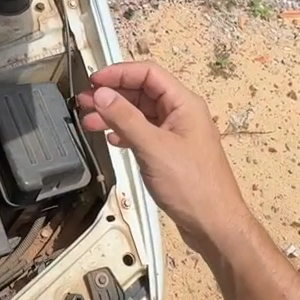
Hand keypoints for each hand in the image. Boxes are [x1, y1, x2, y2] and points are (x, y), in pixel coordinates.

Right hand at [77, 61, 252, 258]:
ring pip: (141, 113)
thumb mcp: (153, 148)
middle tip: (84, 101)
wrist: (215, 226)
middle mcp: (181, 114)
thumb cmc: (191, 185)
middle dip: (113, 94)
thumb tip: (101, 94)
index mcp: (184, 103)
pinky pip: (144, 133)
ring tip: (89, 121)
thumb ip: (125, 118)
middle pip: (143, 92)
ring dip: (115, 114)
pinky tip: (111, 139)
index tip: (94, 81)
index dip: (119, 73)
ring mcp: (176, 134)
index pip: (149, 73)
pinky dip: (126, 133)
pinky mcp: (170, 153)